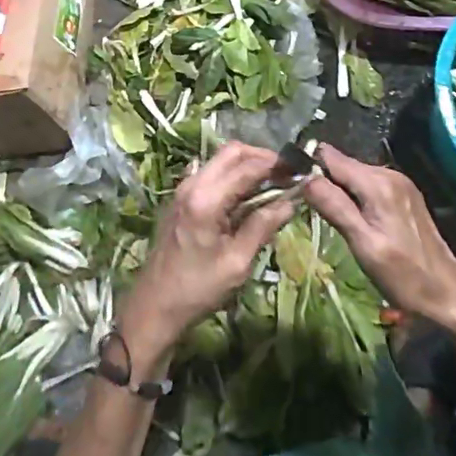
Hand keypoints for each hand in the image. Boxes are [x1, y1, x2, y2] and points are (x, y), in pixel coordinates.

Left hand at [121, 143, 294, 372]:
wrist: (155, 303)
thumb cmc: (198, 288)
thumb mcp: (237, 262)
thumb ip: (262, 226)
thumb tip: (290, 201)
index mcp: (206, 198)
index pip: (247, 166)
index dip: (276, 164)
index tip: (300, 171)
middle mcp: (192, 184)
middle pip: (232, 152)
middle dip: (262, 158)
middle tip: (287, 175)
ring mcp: (184, 188)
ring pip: (221, 160)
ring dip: (248, 165)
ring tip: (274, 184)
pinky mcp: (182, 197)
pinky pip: (212, 174)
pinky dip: (233, 175)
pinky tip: (250, 194)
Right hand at [304, 144, 455, 328]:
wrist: (450, 294)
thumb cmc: (404, 276)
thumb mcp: (364, 245)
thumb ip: (335, 207)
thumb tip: (304, 178)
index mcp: (377, 183)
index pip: (329, 156)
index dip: (308, 166)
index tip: (289, 183)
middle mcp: (388, 174)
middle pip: (341, 165)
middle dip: (321, 180)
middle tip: (305, 207)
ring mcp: (398, 183)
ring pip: (353, 175)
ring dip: (336, 189)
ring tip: (324, 215)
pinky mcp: (402, 194)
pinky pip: (366, 185)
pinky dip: (353, 196)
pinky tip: (351, 218)